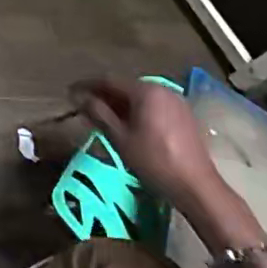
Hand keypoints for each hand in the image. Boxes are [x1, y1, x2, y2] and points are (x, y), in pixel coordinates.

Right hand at [74, 76, 264, 253]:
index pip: (109, 80)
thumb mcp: (120, 138)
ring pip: (140, 96)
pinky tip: (128, 124)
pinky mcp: (183, 115)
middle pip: (125, 86)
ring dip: (120, 103)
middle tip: (84, 106)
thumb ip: (98, 113)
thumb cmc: (154, 161)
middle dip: (103, 95)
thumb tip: (79, 96)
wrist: (197, 187)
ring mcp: (176, 101)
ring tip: (103, 116)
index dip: (87, 85)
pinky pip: (153, 105)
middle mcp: (162, 89)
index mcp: (146, 90)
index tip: (69, 92)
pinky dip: (137, 110)